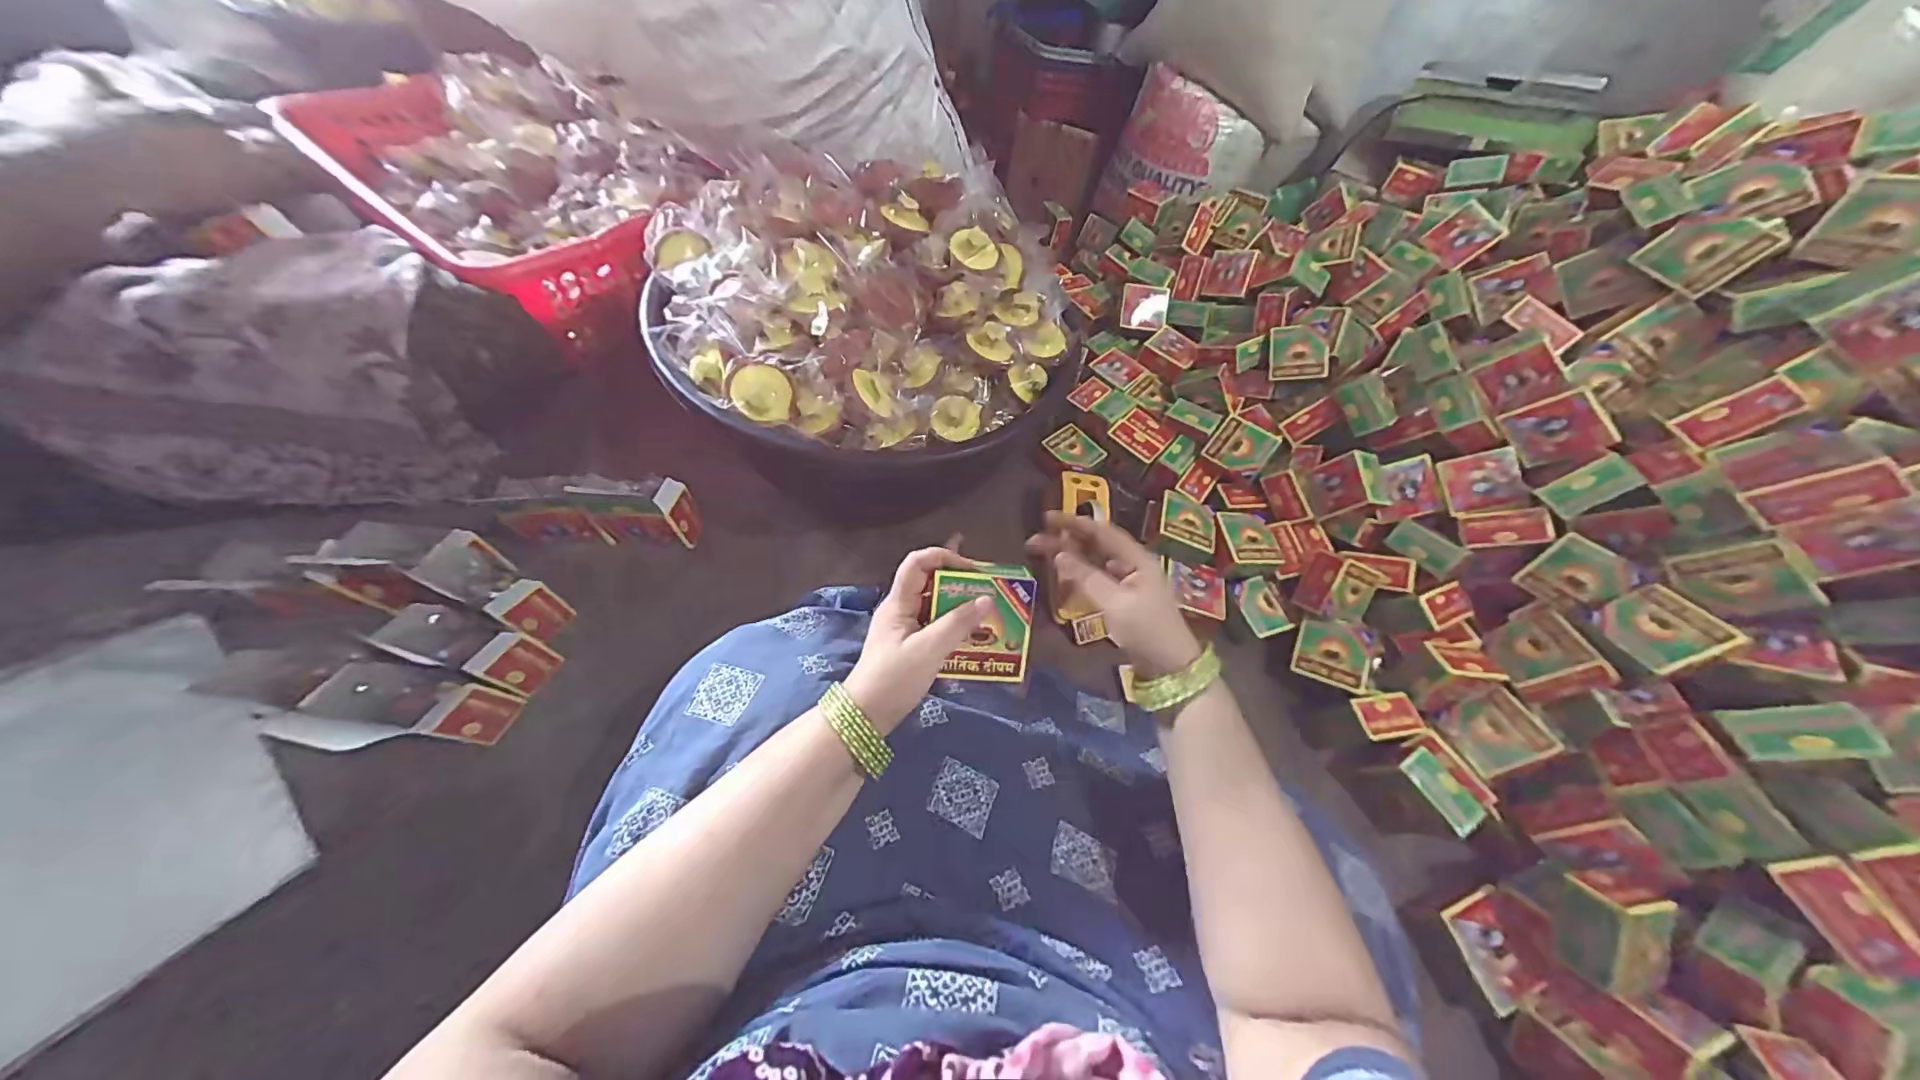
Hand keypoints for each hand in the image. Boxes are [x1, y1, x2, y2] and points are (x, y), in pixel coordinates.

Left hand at [843, 546, 991, 731]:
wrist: (866, 715)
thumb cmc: (894, 678)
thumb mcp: (929, 649)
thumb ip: (958, 623)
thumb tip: (987, 599)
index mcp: (898, 603)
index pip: (917, 562)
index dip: (944, 557)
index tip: (973, 570)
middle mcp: (900, 610)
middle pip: (929, 582)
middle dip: (959, 582)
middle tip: (988, 590)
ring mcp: (904, 629)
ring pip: (934, 606)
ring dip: (959, 606)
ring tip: (987, 612)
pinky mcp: (909, 646)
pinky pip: (934, 626)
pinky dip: (953, 626)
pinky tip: (973, 636)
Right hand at [1026, 510, 1203, 678]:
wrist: (1170, 666)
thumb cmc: (1147, 631)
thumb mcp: (1115, 603)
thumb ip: (1086, 577)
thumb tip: (1059, 555)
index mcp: (1137, 559)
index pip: (1102, 532)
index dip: (1074, 523)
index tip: (1047, 518)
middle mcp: (1133, 565)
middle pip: (1097, 544)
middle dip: (1067, 539)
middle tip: (1037, 538)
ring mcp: (1129, 582)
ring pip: (1095, 560)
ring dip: (1071, 555)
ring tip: (1044, 552)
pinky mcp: (1124, 598)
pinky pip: (1097, 577)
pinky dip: (1079, 573)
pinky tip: (1063, 574)